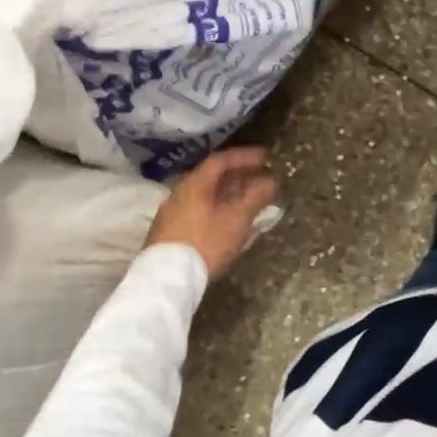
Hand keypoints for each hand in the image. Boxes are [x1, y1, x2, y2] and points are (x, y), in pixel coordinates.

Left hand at [146, 146, 278, 279]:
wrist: (167, 280)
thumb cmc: (206, 243)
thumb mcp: (237, 219)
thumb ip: (255, 197)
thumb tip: (270, 181)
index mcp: (194, 185)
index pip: (220, 161)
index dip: (244, 156)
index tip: (265, 157)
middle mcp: (179, 194)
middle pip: (211, 177)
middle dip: (238, 175)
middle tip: (261, 177)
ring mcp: (171, 214)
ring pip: (205, 195)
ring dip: (229, 193)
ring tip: (249, 199)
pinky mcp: (170, 232)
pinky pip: (199, 209)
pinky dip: (218, 207)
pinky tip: (229, 219)